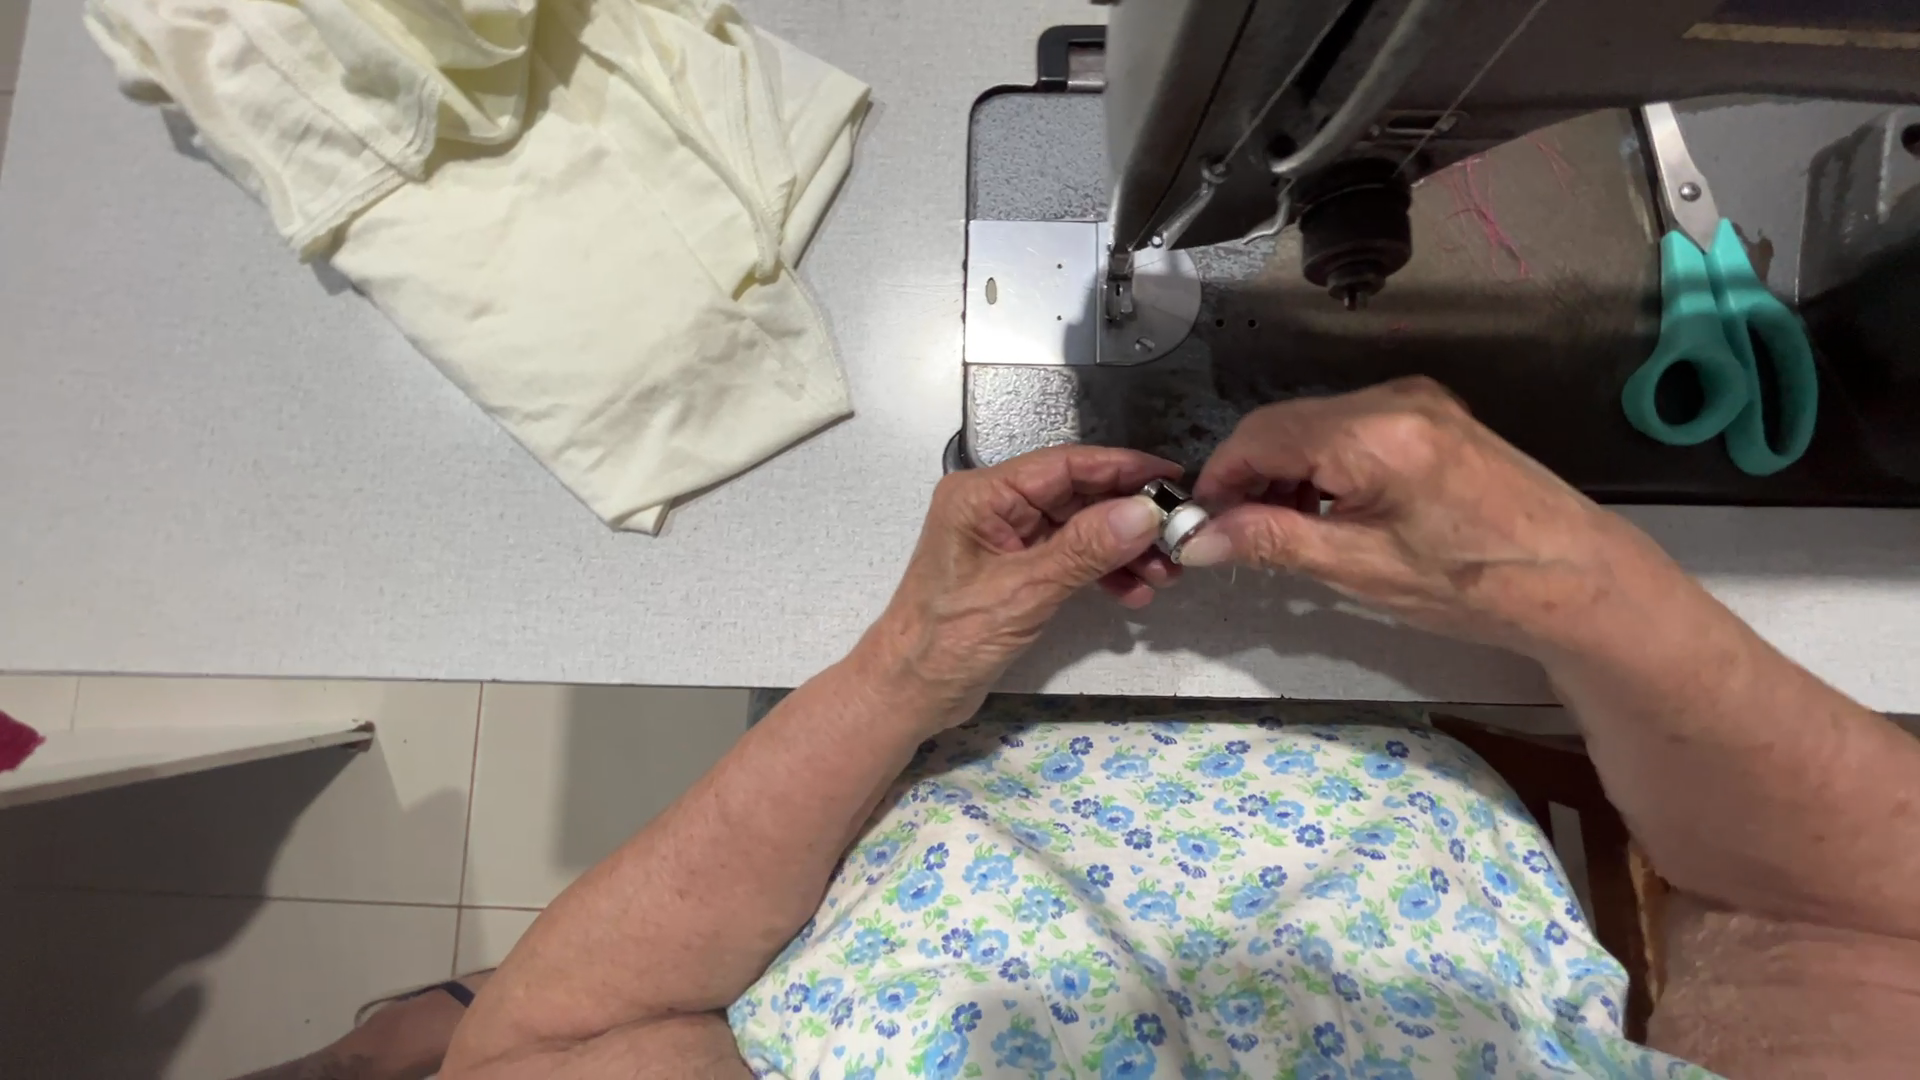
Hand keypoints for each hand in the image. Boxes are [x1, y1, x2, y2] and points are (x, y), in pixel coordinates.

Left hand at [856, 445, 1182, 730]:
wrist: (912, 692)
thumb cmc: (952, 638)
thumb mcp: (1024, 590)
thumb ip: (1085, 549)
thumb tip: (1145, 512)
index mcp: (983, 494)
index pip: (1064, 465)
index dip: (1122, 468)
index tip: (1173, 477)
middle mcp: (995, 508)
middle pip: (1076, 497)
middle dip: (1129, 518)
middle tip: (1179, 539)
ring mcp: (1006, 540)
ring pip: (1078, 530)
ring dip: (1122, 551)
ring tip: (1165, 575)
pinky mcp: (1016, 572)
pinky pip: (1069, 560)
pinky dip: (1101, 574)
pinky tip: (1133, 595)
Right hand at [1179, 377, 1648, 653]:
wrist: (1581, 582)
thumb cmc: (1471, 584)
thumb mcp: (1358, 567)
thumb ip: (1269, 542)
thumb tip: (1196, 541)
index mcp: (1374, 434)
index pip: (1260, 437)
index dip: (1218, 477)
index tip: (1199, 522)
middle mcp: (1391, 399)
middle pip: (1281, 423)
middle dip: (1245, 475)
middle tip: (1232, 531)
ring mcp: (1414, 402)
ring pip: (1310, 424)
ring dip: (1279, 470)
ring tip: (1277, 526)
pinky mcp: (1429, 416)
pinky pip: (1345, 428)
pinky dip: (1316, 463)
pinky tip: (1321, 506)